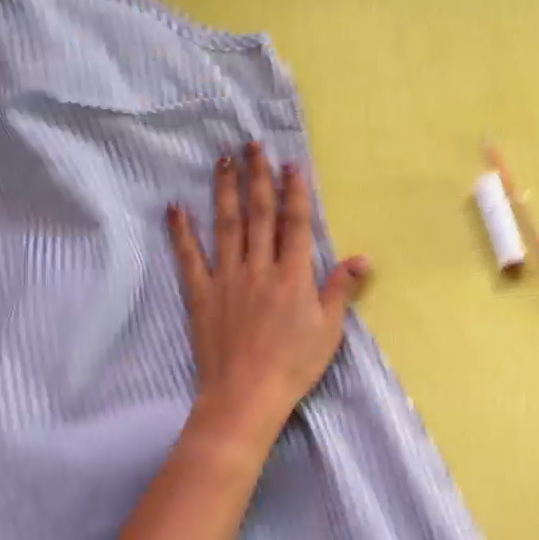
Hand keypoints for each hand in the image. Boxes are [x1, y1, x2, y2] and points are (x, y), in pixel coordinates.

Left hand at [165, 142, 369, 442]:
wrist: (246, 395)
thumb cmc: (294, 366)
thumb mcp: (328, 330)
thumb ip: (341, 290)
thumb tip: (363, 258)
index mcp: (293, 275)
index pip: (295, 223)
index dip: (294, 192)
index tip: (291, 163)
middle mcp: (260, 267)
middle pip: (259, 213)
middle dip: (257, 176)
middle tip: (252, 144)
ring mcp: (227, 279)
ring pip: (226, 225)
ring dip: (225, 190)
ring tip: (223, 160)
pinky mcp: (201, 295)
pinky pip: (189, 257)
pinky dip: (181, 232)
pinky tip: (175, 208)